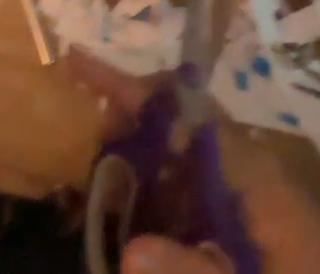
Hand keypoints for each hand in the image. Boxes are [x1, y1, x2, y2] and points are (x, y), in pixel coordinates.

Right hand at [66, 56, 319, 273]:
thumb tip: (127, 253)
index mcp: (253, 173)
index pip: (184, 109)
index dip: (129, 88)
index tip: (77, 67)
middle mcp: (245, 177)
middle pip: (170, 133)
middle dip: (117, 133)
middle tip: (66, 148)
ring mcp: (244, 209)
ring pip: (172, 174)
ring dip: (128, 177)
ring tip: (80, 197)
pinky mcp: (242, 237)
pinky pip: (184, 208)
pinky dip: (149, 210)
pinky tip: (121, 234)